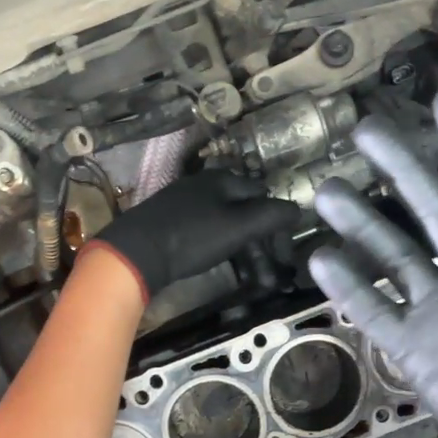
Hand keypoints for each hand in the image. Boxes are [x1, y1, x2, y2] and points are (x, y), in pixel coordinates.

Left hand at [84, 170, 301, 300]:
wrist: (137, 251)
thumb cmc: (192, 237)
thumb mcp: (238, 227)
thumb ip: (270, 216)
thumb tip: (300, 208)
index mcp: (222, 179)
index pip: (260, 192)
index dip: (275, 214)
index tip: (283, 240)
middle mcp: (202, 183)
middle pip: (240, 202)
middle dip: (256, 225)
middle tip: (267, 254)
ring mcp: (182, 200)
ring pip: (220, 214)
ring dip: (236, 234)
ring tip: (246, 258)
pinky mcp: (167, 219)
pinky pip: (202, 225)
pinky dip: (216, 238)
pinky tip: (215, 252)